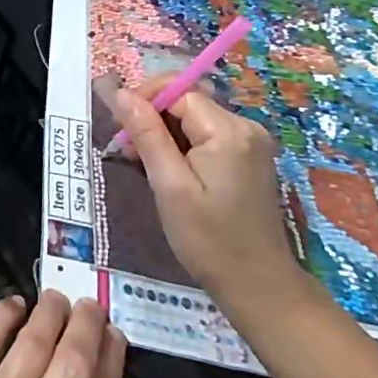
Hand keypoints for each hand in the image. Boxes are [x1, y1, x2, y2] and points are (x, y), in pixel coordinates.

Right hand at [112, 86, 302, 294]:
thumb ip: (146, 134)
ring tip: (142, 163)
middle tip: (127, 151)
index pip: (179, 91)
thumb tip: (121, 93)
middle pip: (187, 102)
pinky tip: (167, 170)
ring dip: (164, 133)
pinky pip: (207, 135)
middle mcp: (245, 127)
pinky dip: (183, 145)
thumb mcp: (170, 186)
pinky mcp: (248, 157)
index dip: (145, 100)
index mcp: (228, 131)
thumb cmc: (209, 240)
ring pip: (194, 119)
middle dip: (152, 118)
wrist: (258, 286)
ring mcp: (250, 142)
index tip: (119, 127)